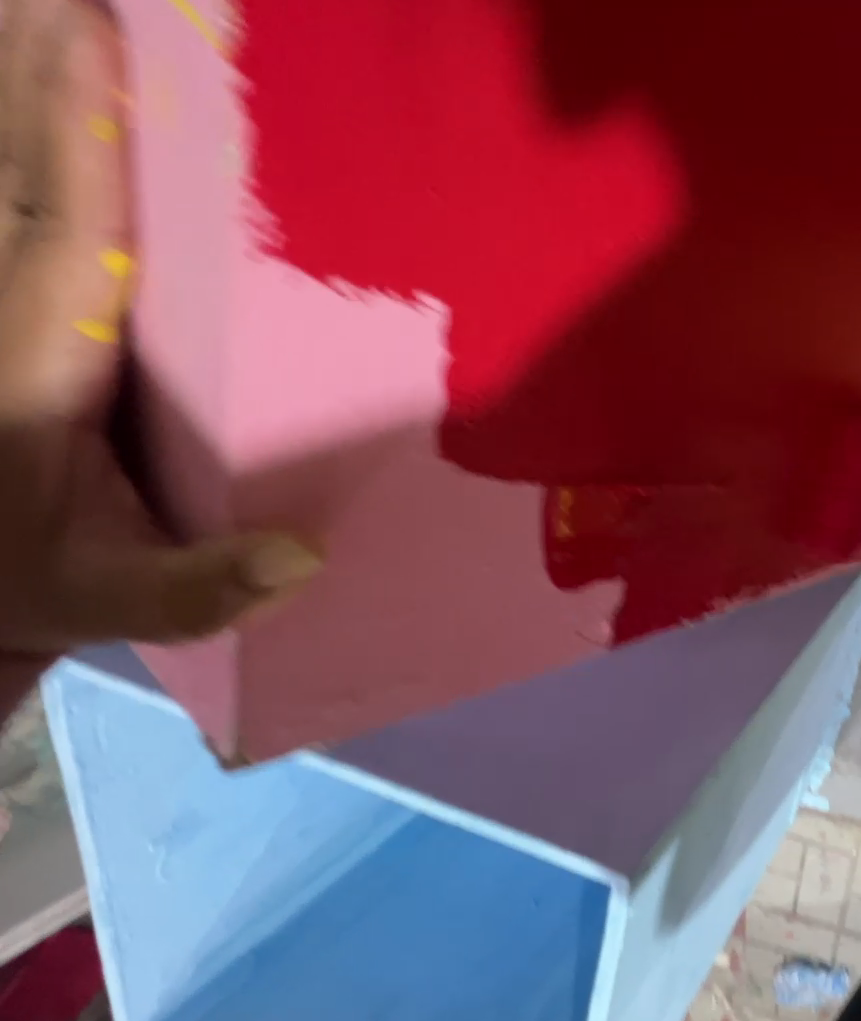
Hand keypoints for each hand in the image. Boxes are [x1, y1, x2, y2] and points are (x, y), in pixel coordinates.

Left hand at [0, 0, 318, 663]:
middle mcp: (19, 316)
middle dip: (45, 78)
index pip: (64, 232)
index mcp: (34, 366)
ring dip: (43, 102)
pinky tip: (87, 129)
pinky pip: (47, 222)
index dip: (77, 138)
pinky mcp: (35, 326)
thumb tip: (307, 555)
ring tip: (72, 21)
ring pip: (25, 186)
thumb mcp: (101, 599)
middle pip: (29, 175)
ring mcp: (21, 314)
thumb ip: (193, 586)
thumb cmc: (25, 583)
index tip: (92, 37)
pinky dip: (61, 163)